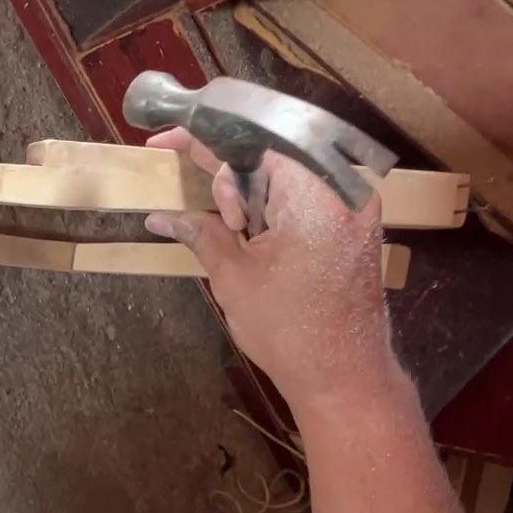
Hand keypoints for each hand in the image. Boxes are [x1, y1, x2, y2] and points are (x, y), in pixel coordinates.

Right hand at [144, 128, 396, 410]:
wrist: (342, 374)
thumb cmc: (286, 327)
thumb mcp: (232, 276)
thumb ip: (200, 232)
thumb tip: (160, 216)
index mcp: (312, 192)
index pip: (249, 142)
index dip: (200, 139)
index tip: (164, 142)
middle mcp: (341, 188)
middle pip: (269, 155)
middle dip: (226, 177)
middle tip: (209, 218)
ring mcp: (352, 207)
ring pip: (285, 176)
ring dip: (249, 196)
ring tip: (234, 235)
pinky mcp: (352, 226)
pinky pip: (304, 197)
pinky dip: (271, 206)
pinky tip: (252, 234)